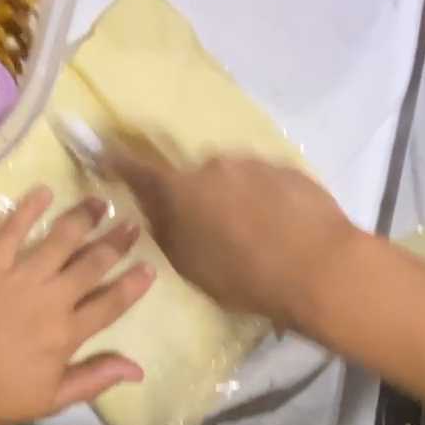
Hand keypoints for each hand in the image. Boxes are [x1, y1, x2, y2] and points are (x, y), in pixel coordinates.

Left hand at [0, 187, 155, 424]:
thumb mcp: (50, 400)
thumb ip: (95, 379)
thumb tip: (138, 369)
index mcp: (67, 333)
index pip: (111, 303)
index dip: (134, 284)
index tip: (150, 266)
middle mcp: (50, 299)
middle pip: (92, 263)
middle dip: (116, 242)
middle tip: (131, 224)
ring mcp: (19, 277)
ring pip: (60, 240)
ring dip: (83, 218)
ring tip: (99, 202)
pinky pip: (12, 230)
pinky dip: (28, 208)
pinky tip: (44, 191)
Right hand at [101, 138, 363, 329]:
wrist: (321, 267)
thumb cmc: (246, 275)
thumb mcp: (191, 265)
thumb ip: (166, 229)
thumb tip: (152, 208)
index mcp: (181, 188)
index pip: (138, 168)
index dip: (118, 160)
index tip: (103, 149)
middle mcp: (212, 163)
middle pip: (194, 175)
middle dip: (198, 195)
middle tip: (215, 228)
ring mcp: (253, 161)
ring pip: (232, 177)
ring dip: (235, 197)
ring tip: (257, 233)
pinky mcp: (288, 167)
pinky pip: (265, 180)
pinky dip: (266, 199)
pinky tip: (282, 226)